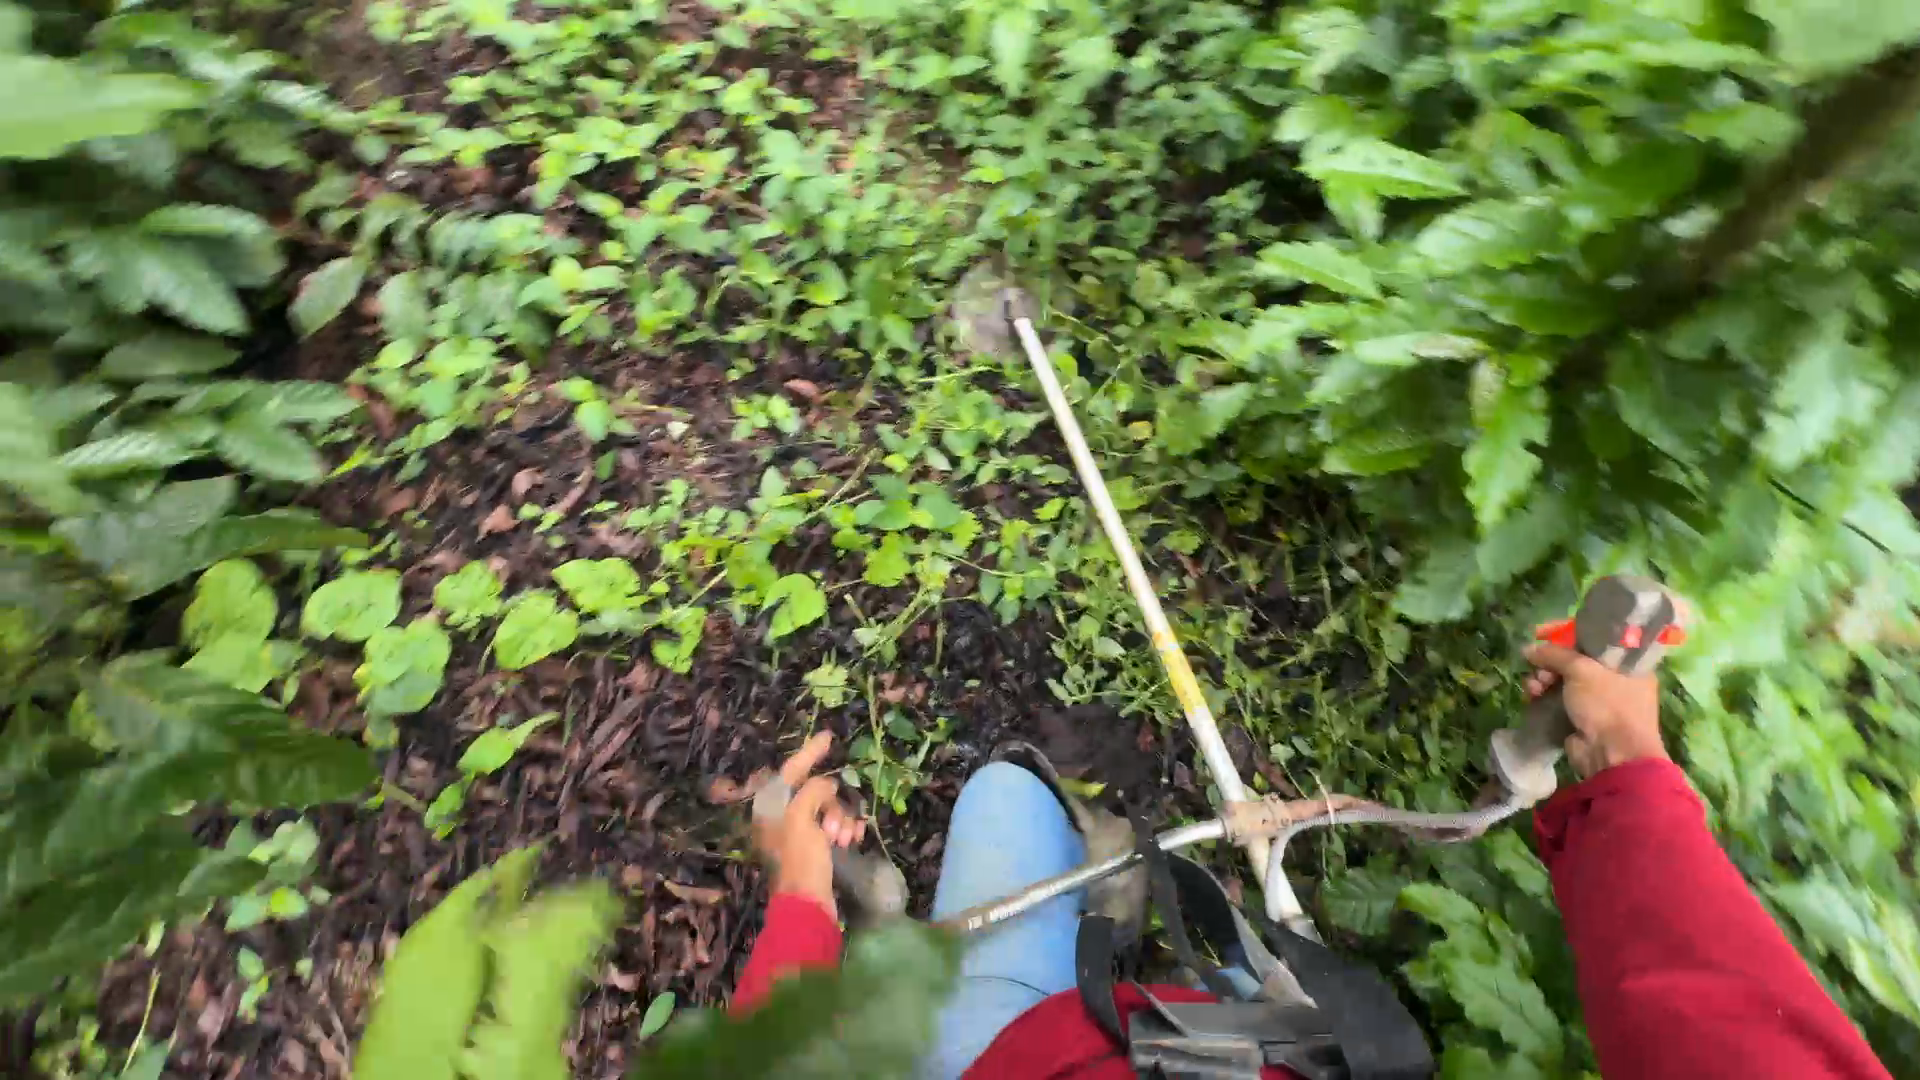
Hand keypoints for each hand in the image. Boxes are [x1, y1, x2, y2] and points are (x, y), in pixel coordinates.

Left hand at [754, 732, 865, 916]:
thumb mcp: (802, 818)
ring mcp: (800, 834)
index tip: (829, 737)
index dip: (810, 752)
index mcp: (772, 809)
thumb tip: (829, 788)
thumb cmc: (800, 861)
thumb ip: (814, 791)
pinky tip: (855, 839)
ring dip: (843, 819)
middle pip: (816, 791)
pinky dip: (847, 829)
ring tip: (846, 839)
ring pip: (829, 809)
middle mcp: (783, 818)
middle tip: (837, 827)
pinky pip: (836, 826)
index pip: (791, 770)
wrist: (808, 907)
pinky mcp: (816, 849)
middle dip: (833, 804)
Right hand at [1524, 643, 1666, 780]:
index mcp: (1627, 664)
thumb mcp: (1582, 670)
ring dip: (1541, 678)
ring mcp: (1597, 698)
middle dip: (1548, 660)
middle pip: (1572, 658)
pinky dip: (1541, 693)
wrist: (1612, 754)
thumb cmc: (1608, 705)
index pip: (1594, 638)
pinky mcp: (1580, 714)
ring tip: (1534, 686)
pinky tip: (1531, 696)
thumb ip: (1554, 654)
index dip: (1566, 632)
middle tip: (1537, 666)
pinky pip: (1555, 695)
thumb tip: (1529, 649)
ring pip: (1560, 677)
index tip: (1540, 632)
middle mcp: (1614, 679)